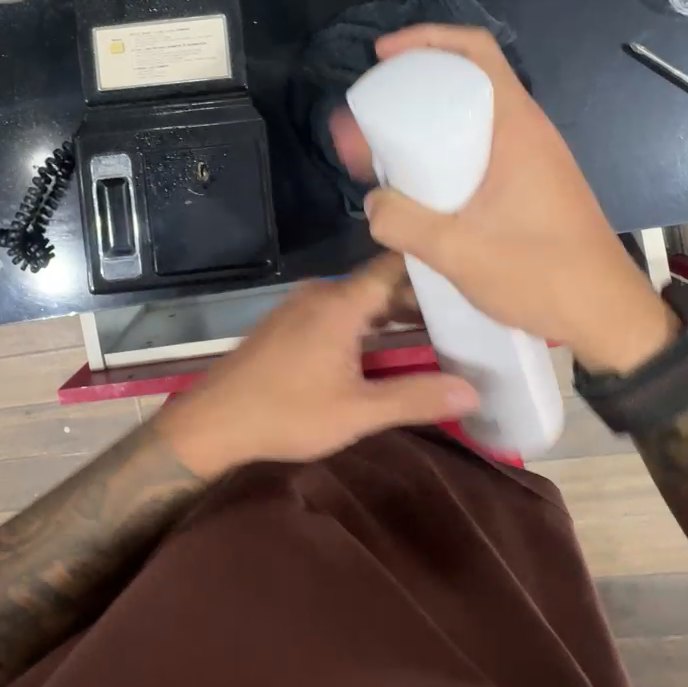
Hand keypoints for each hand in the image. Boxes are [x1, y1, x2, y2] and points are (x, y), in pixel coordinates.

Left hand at [153, 254, 478, 479]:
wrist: (214, 420)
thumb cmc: (286, 413)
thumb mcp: (357, 412)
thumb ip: (415, 398)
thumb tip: (473, 391)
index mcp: (339, 303)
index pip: (394, 266)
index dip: (432, 270)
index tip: (469, 277)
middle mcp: (320, 293)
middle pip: (378, 282)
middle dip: (419, 296)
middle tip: (466, 313)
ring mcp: (299, 306)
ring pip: (357, 297)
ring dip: (391, 311)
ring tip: (436, 329)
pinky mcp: (287, 322)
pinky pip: (337, 309)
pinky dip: (365, 320)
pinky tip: (385, 345)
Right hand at [331, 24, 674, 374]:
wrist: (609, 319)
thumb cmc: (543, 276)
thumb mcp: (460, 254)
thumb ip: (404, 224)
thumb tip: (372, 202)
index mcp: (516, 130)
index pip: (476, 53)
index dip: (427, 39)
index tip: (382, 55)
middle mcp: (526, 132)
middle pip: (466, 80)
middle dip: (412, 85)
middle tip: (371, 110)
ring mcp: (530, 158)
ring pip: (471, 116)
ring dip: (425, 121)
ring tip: (382, 146)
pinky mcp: (529, 183)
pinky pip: (478, 146)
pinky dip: (442, 149)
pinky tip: (416, 182)